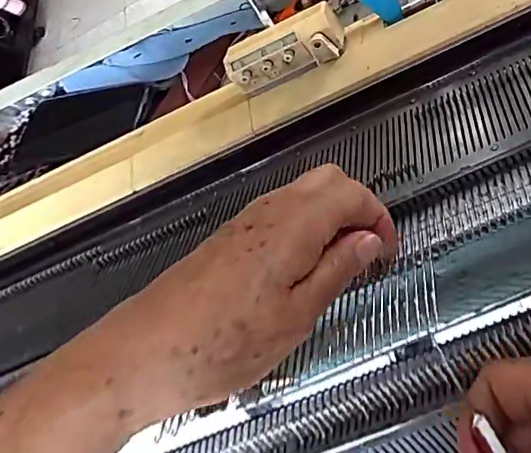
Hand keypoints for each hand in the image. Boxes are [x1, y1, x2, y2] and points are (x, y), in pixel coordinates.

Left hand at [97, 165, 395, 407]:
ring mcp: (252, 217)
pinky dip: (307, 224)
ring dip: (333, 214)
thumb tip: (369, 242)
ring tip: (337, 263)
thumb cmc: (214, 342)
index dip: (381, 218)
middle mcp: (274, 209)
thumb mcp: (296, 317)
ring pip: (308, 190)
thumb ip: (338, 270)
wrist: (144, 350)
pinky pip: (285, 208)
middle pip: (333, 179)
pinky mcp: (235, 232)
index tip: (387, 248)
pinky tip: (302, 267)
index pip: (356, 194)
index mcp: (296, 223)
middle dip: (359, 206)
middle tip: (368, 248)